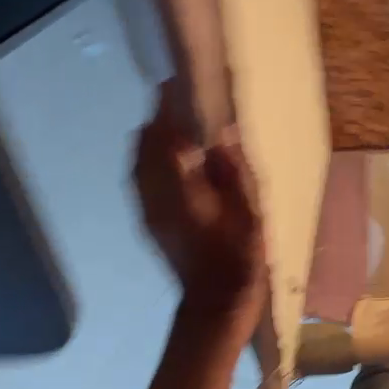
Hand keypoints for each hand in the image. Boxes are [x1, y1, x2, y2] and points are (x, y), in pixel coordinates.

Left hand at [134, 83, 265, 322]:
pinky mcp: (149, 221)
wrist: (215, 304)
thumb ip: (234, 167)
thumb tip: (222, 133)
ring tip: (184, 133)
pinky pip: (143, 180)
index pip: (163, 131)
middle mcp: (152, 192)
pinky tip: (180, 167)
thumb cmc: (238, 257)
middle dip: (161, 120)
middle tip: (187, 107)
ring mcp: (146, 208)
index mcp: (177, 185)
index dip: (169, 104)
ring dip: (156, 142)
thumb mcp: (249, 209)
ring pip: (140, 161)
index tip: (181, 84)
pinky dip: (155, 163)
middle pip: (144, 142)